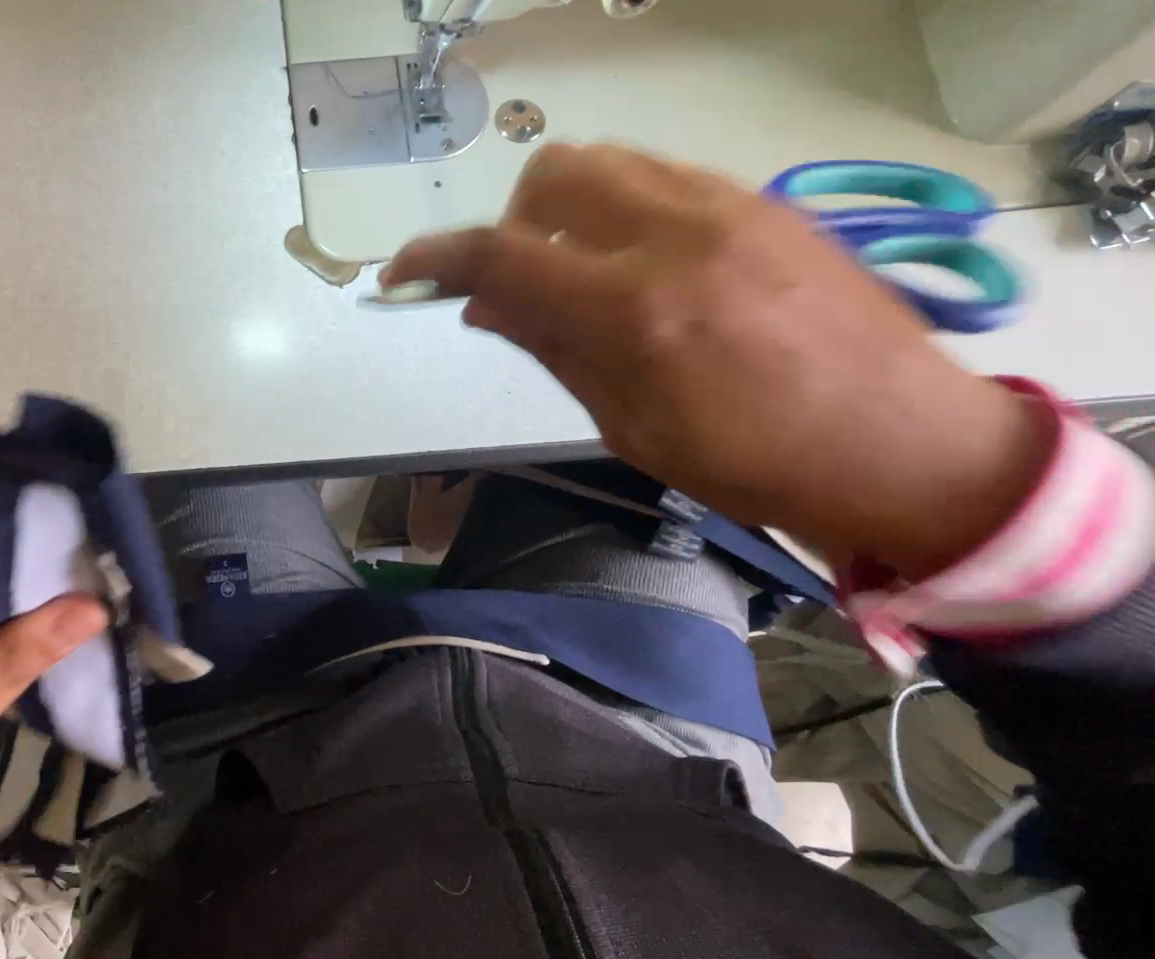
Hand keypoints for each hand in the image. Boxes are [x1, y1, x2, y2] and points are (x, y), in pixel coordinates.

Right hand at [381, 143, 1053, 578]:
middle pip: (553, 172)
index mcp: (634, 309)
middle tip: (520, 283)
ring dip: (566, 207)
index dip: (435, 259)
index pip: (504, 256)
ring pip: (610, 160)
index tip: (400, 274)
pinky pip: (664, 177)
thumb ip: (551, 348)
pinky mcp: (764, 204)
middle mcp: (678, 235)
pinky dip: (621, 208)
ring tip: (576, 272)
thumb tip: (484, 305)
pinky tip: (636, 264)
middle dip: (512, 221)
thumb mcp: (626, 423)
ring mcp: (729, 207)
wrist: (895, 442)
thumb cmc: (747, 461)